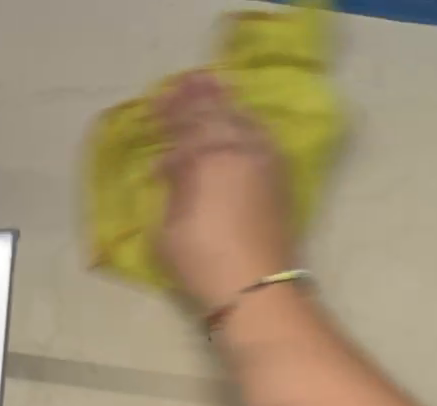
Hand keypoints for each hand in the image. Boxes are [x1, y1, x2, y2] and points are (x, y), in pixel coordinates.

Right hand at [155, 71, 296, 311]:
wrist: (257, 289)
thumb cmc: (202, 264)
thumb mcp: (169, 231)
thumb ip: (173, 190)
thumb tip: (174, 168)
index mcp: (207, 157)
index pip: (185, 124)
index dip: (169, 113)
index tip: (155, 105)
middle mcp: (240, 148)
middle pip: (217, 112)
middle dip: (198, 98)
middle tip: (184, 84)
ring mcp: (265, 160)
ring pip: (243, 119)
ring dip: (225, 106)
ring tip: (212, 97)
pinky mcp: (281, 178)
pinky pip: (260, 136)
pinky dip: (244, 125)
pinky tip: (238, 128)